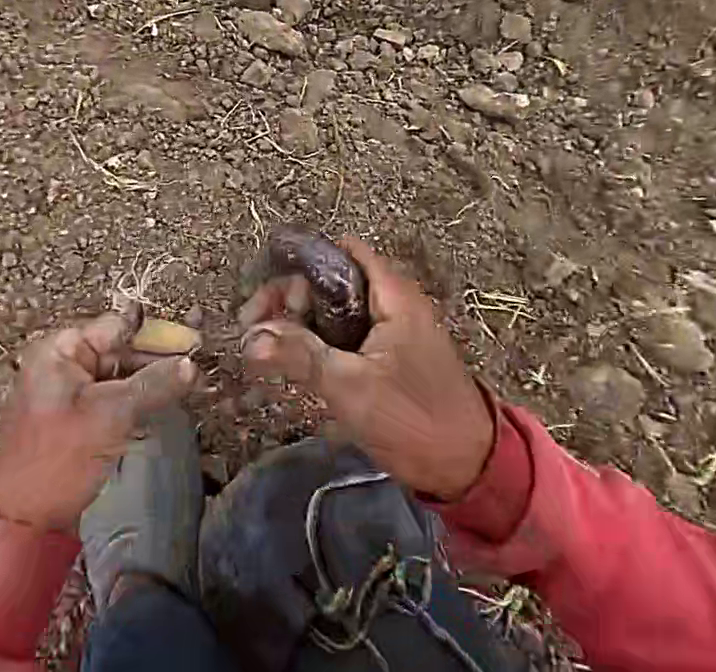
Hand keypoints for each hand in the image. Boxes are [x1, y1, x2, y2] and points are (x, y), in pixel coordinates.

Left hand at [0, 311, 198, 531]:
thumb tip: (193, 364)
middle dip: (161, 358)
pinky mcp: (81, 414)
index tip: (194, 343)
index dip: (158, 336)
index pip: (119, 328)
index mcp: (60, 351)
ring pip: (125, 371)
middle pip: (124, 348)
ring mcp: (72, 389)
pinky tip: (172, 398)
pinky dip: (144, 396)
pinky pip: (119, 393)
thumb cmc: (61, 459)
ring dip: (157, 378)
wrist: (25, 522)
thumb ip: (155, 383)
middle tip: (198, 367)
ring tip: (194, 383)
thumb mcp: (112, 414)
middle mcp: (65, 362)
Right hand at [240, 237, 493, 499]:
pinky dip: (320, 343)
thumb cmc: (412, 416)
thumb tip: (249, 337)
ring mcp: (393, 330)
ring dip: (303, 323)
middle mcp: (394, 303)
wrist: (466, 464)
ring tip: (267, 347)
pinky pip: (347, 337)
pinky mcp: (390, 357)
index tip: (270, 295)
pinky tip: (294, 364)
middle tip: (260, 329)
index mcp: (393, 294)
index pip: (344, 253)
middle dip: (294, 297)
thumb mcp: (351, 386)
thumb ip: (301, 356)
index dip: (304, 263)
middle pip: (335, 281)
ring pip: (338, 311)